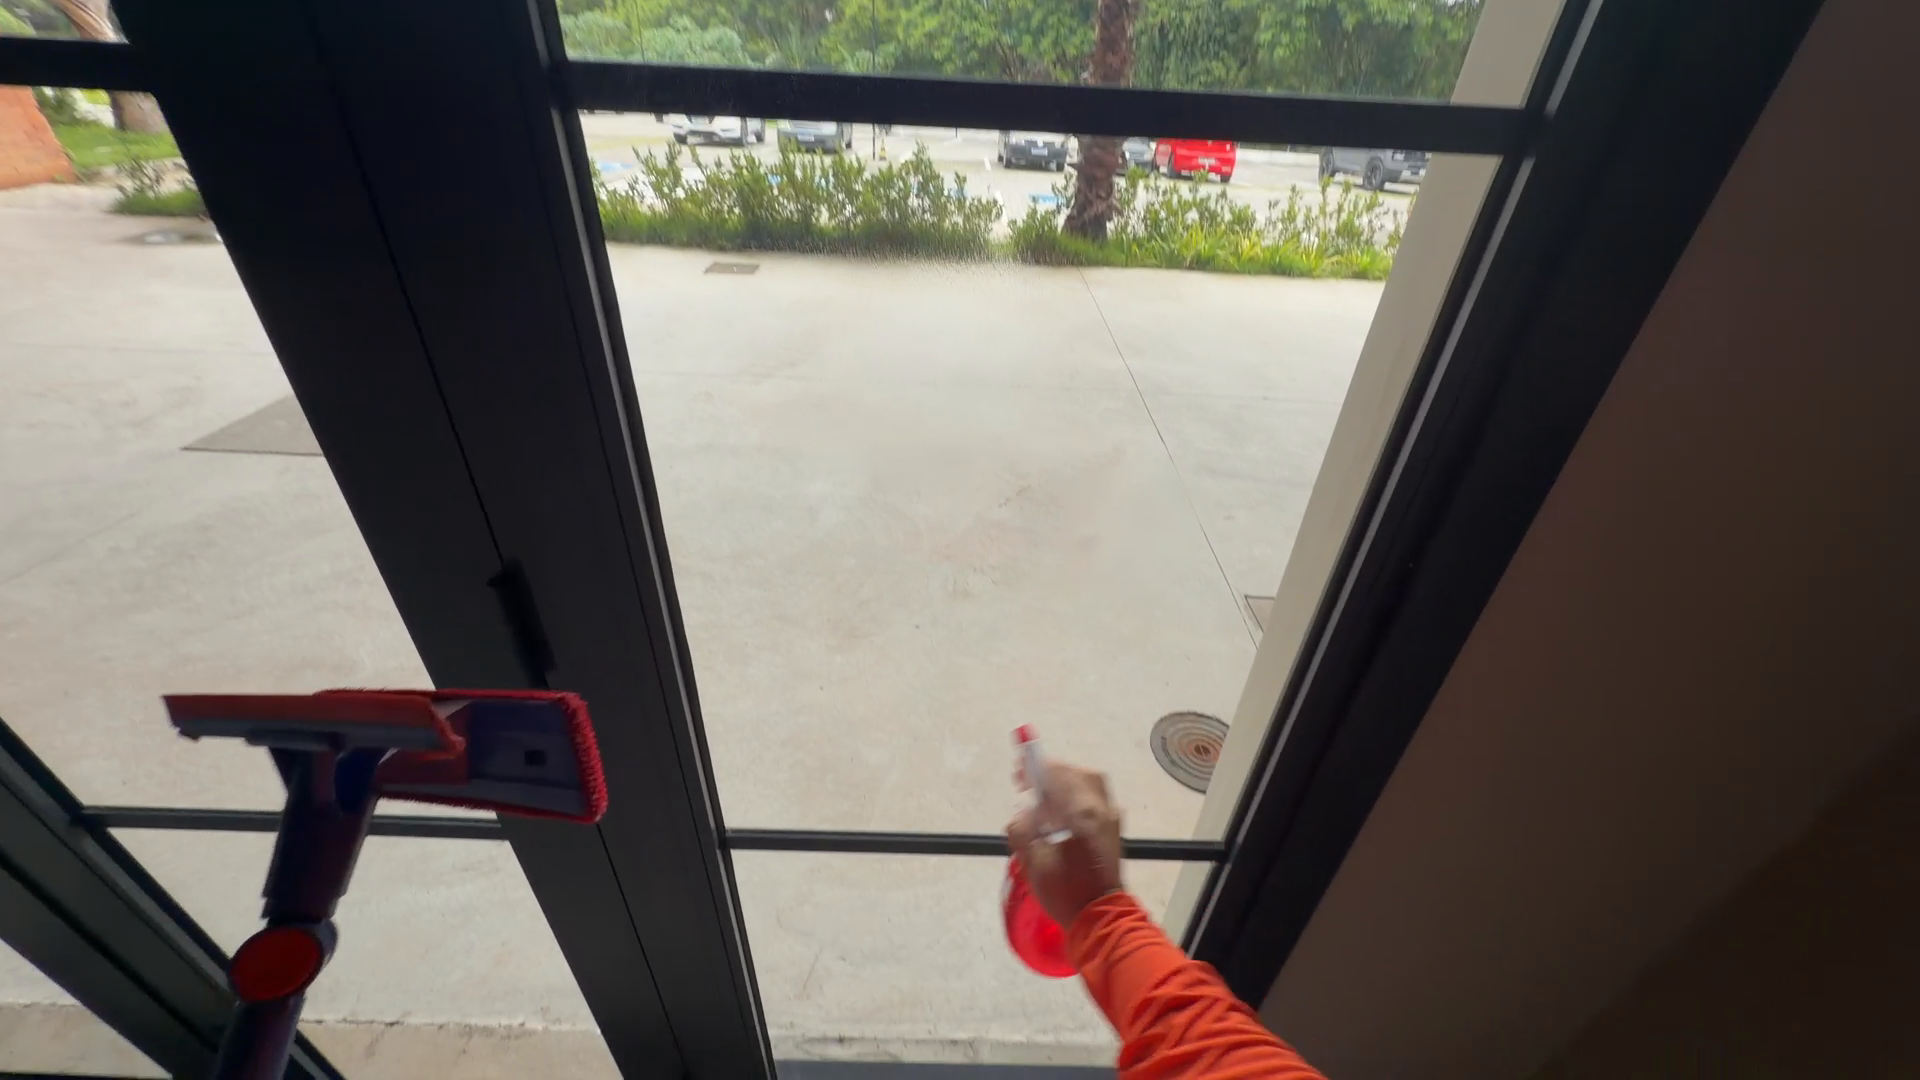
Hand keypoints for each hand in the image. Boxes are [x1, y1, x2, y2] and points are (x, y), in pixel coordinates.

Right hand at [1007, 760, 1123, 927]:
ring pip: (1090, 784)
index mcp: (1082, 814)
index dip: (1036, 770)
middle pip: (1078, 774)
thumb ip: (1021, 830)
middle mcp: (1101, 809)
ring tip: (1045, 796)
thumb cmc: (1066, 891)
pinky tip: (1062, 811)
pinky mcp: (1113, 829)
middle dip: (1052, 773)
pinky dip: (1077, 795)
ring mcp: (1111, 818)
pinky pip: (1096, 798)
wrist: (1102, 919)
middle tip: (1030, 785)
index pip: (1059, 775)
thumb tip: (1022, 813)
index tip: (1019, 773)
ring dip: (1066, 782)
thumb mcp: (1033, 863)